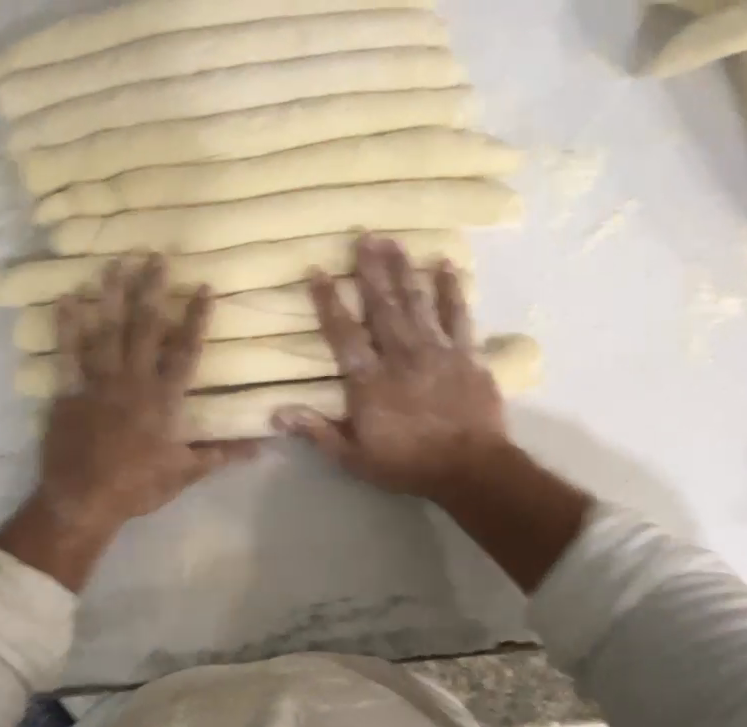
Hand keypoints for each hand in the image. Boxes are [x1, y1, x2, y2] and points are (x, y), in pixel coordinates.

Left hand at [0, 255, 256, 590]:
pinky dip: (66, 326)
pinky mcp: (69, 392)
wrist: (84, 500)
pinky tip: (65, 298)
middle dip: (151, 290)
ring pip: (107, 331)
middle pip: (145, 328)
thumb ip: (221, 454)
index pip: (185, 350)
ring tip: (114, 264)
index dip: (196, 318)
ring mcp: (99, 383)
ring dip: (110, 296)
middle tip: (155, 256)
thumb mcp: (185, 473)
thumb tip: (263, 447)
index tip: (204, 286)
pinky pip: (67, 353)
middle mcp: (134, 381)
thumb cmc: (137, 487)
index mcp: (164, 399)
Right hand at [272, 234, 512, 501]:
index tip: (317, 272)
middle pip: (382, 306)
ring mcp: (437, 351)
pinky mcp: (467, 355)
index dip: (329, 302)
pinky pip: (458, 315)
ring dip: (404, 270)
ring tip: (394, 241)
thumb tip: (276, 412)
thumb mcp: (352, 457)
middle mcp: (400, 356)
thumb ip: (317, 431)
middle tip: (363, 237)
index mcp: (369, 381)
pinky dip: (452, 289)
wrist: (470, 469)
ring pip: (416, 302)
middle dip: (370, 271)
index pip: (344, 334)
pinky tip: (446, 265)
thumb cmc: (406, 465)